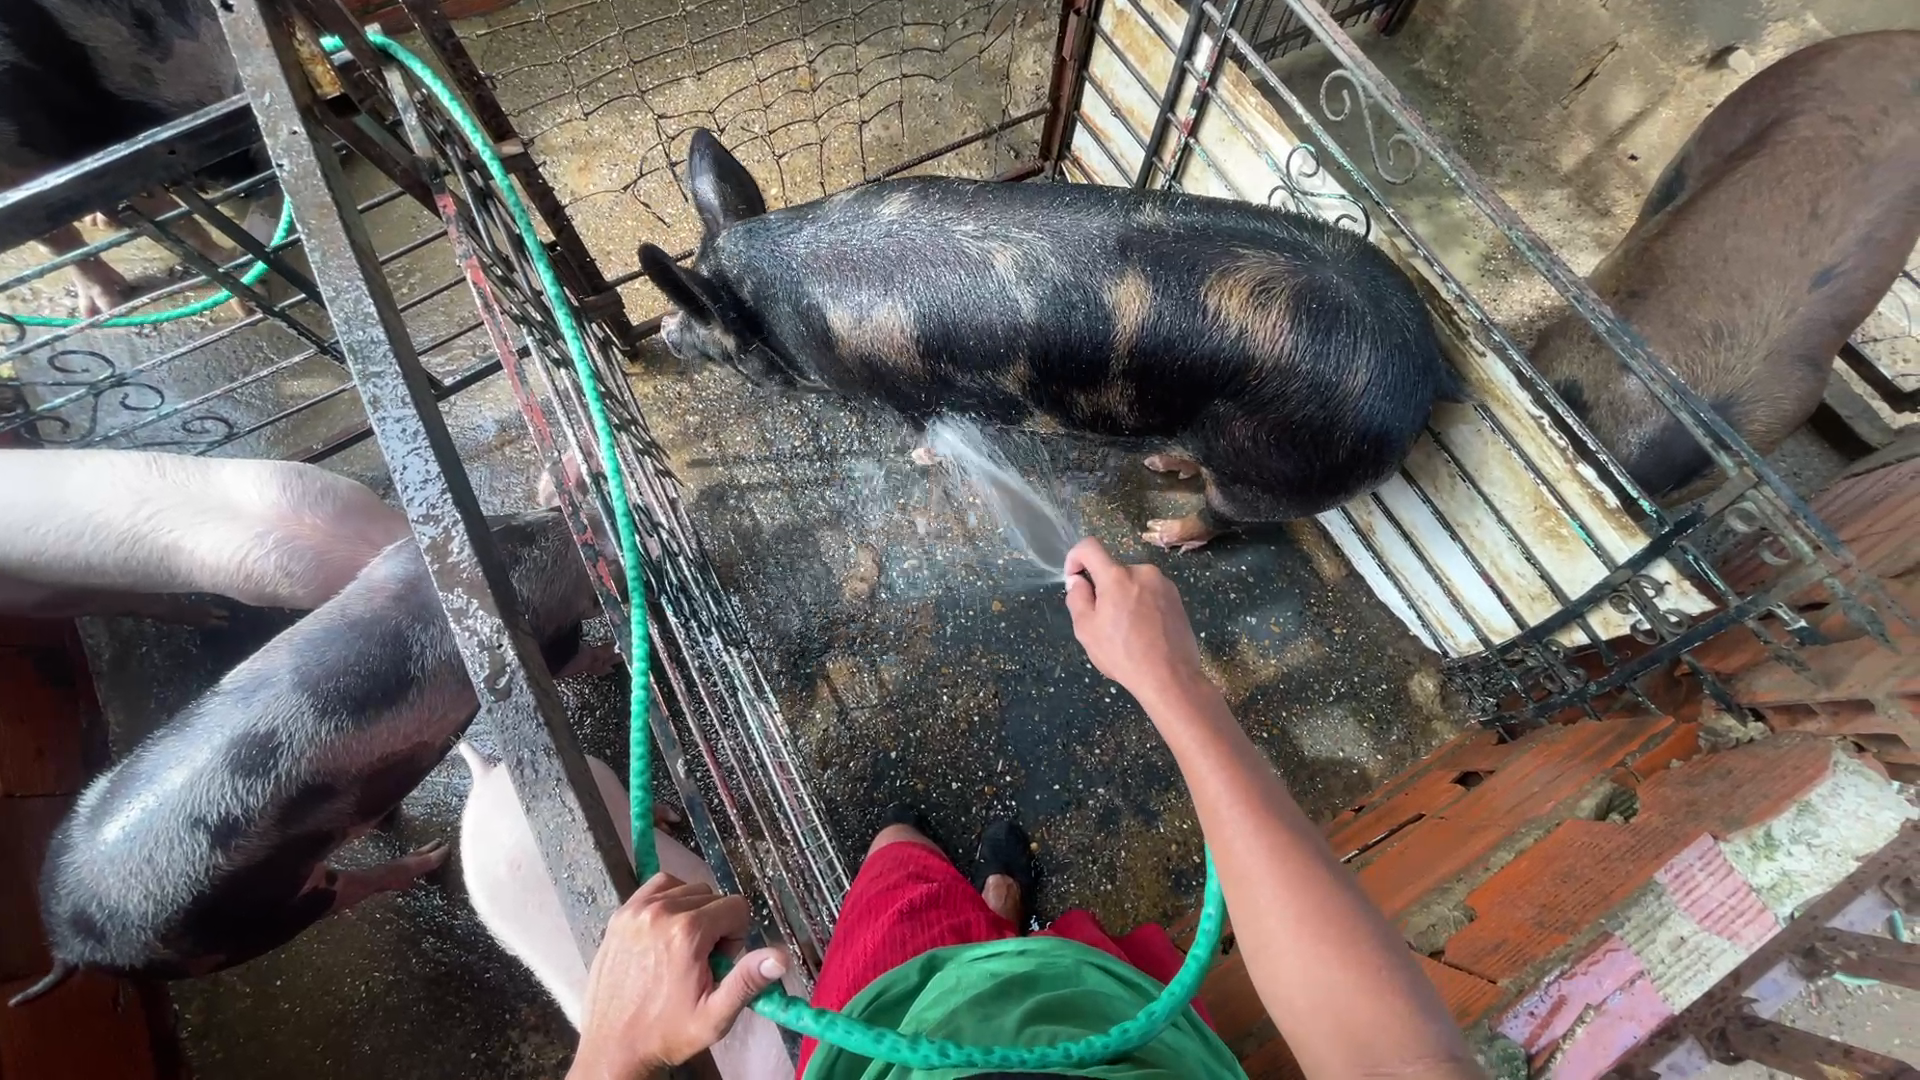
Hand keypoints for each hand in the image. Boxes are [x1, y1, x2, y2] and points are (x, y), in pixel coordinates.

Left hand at [569, 874, 788, 1079]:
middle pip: (713, 897)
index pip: (736, 907)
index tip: (719, 964)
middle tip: (700, 962)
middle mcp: (662, 911)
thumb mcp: (715, 1017)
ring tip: (681, 949)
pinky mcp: (620, 915)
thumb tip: (781, 957)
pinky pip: (659, 885)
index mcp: (688, 932)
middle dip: (715, 925)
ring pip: (688, 889)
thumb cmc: (667, 1035)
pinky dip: (670, 898)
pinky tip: (667, 928)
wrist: (612, 1052)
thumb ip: (748, 981)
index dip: (735, 936)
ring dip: (694, 912)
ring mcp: (637, 911)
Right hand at [1063, 538, 1207, 709]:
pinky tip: (1145, 631)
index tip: (1074, 579)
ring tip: (1126, 630)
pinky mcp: (1177, 597)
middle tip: (1103, 620)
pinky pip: (1150, 592)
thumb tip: (1077, 581)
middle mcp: (1142, 571)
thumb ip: (1077, 598)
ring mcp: (1163, 583)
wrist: (1170, 676)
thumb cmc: (1123, 654)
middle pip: (1112, 570)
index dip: (1074, 558)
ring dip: (1123, 597)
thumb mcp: (1087, 630)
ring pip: (1132, 582)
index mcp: (1117, 576)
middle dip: (1103, 588)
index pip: (1089, 547)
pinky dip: (1141, 604)